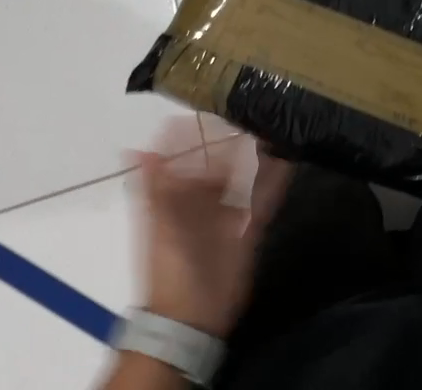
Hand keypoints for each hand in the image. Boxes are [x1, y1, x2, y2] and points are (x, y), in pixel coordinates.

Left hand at [132, 120, 288, 337]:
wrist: (189, 318)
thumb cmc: (167, 266)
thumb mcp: (156, 223)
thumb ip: (152, 186)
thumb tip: (134, 148)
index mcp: (176, 196)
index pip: (185, 157)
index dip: (195, 133)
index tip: (211, 104)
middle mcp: (201, 200)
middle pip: (219, 162)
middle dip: (233, 137)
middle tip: (252, 107)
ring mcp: (227, 213)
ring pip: (244, 176)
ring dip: (258, 155)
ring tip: (274, 126)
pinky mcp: (249, 228)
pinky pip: (264, 198)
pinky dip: (275, 180)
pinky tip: (288, 160)